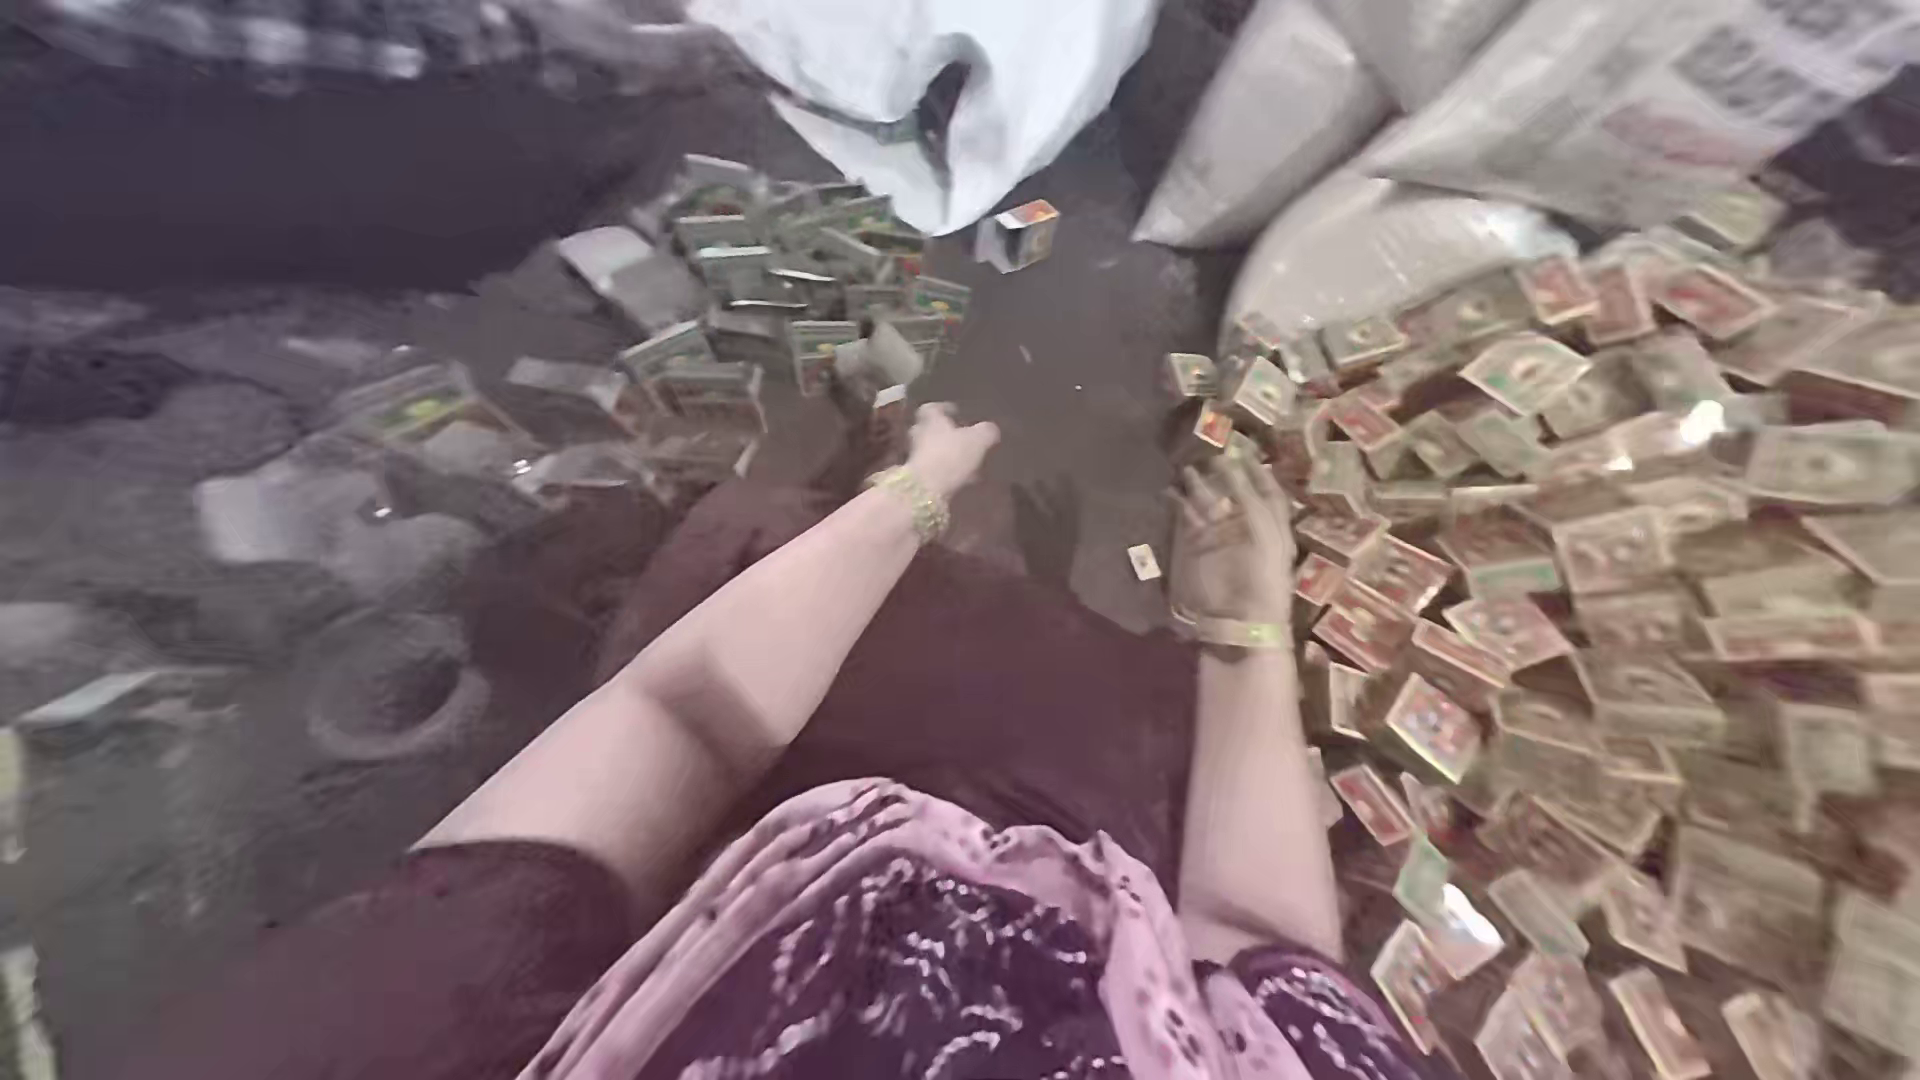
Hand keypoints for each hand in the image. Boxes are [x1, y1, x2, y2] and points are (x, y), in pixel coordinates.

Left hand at [906, 403, 999, 499]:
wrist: (927, 490)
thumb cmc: (951, 456)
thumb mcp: (978, 440)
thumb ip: (986, 431)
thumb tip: (991, 430)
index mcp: (931, 419)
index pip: (933, 407)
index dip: (945, 408)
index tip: (957, 412)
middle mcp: (919, 434)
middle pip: (930, 429)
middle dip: (945, 433)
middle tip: (963, 437)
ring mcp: (916, 457)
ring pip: (932, 451)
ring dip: (947, 454)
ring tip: (967, 462)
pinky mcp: (917, 478)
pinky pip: (934, 470)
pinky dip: (946, 472)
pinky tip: (962, 479)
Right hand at [1169, 455, 1296, 628]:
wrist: (1240, 617)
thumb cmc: (1262, 578)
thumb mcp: (1266, 535)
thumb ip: (1251, 502)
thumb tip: (1234, 470)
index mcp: (1270, 523)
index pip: (1265, 489)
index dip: (1256, 470)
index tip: (1244, 449)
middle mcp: (1245, 525)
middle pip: (1233, 492)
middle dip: (1222, 473)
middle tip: (1209, 451)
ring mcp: (1218, 535)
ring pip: (1207, 502)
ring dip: (1197, 485)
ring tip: (1186, 466)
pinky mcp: (1196, 545)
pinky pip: (1186, 518)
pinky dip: (1177, 504)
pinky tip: (1169, 491)